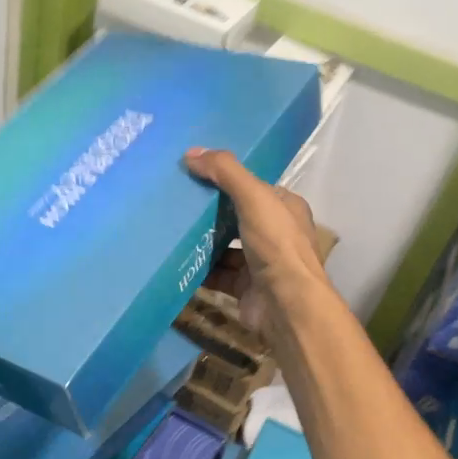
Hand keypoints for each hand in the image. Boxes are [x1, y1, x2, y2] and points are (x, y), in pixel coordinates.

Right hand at [184, 147, 331, 337]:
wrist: (285, 304)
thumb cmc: (276, 244)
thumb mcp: (253, 197)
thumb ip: (225, 172)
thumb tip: (191, 153)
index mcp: (286, 209)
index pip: (254, 188)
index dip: (228, 180)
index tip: (195, 174)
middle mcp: (277, 235)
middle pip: (238, 217)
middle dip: (211, 212)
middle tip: (177, 200)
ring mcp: (261, 264)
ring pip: (226, 247)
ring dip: (203, 241)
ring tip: (171, 228)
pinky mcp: (245, 288)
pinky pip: (218, 275)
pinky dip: (200, 270)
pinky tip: (177, 260)